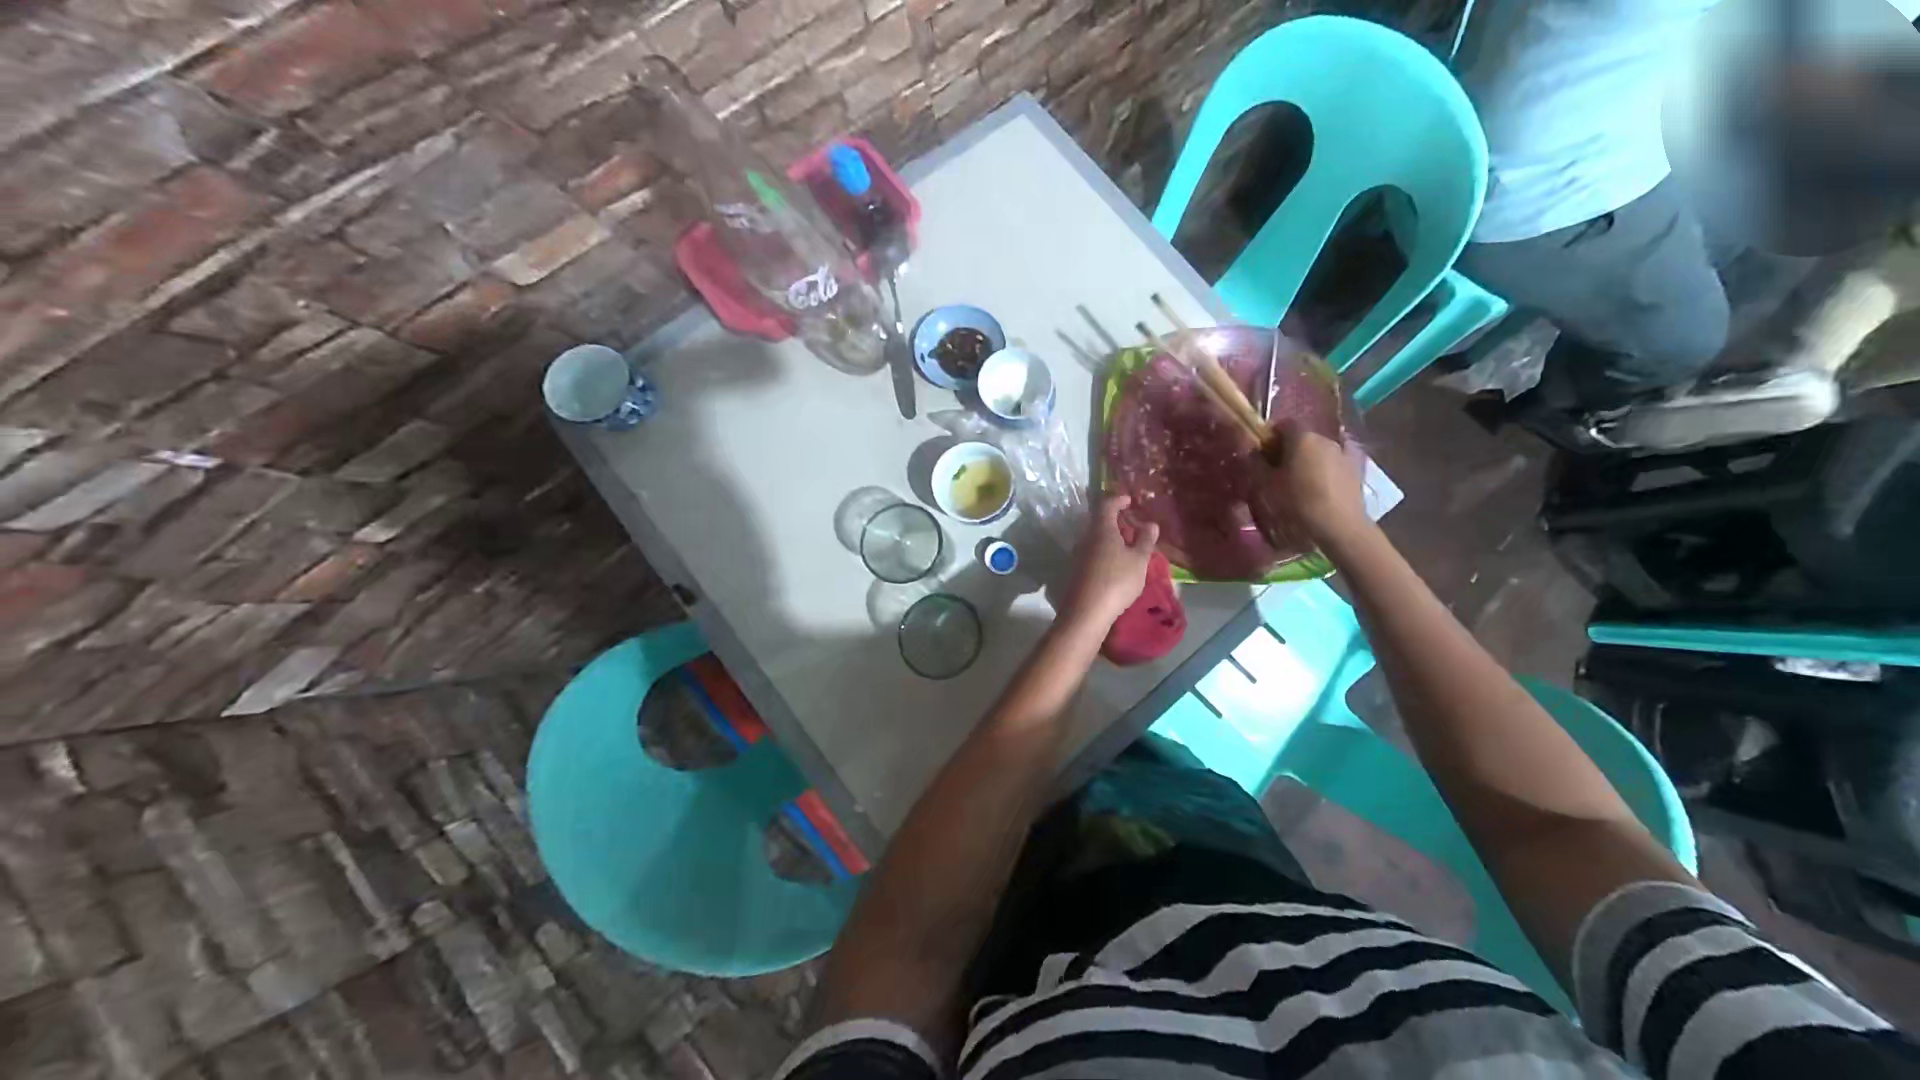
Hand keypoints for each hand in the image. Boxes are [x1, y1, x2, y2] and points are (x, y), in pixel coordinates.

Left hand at [1060, 495, 1159, 630]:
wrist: (1087, 611)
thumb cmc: (1117, 580)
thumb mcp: (1138, 560)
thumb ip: (1145, 540)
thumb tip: (1150, 523)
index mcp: (1101, 530)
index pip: (1106, 505)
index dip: (1118, 500)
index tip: (1129, 500)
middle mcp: (1086, 538)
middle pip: (1099, 522)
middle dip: (1115, 520)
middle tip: (1131, 523)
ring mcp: (1078, 555)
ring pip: (1095, 539)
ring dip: (1110, 538)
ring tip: (1127, 544)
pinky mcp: (1076, 571)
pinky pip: (1092, 553)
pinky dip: (1104, 552)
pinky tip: (1115, 563)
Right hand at [1251, 425, 1367, 546]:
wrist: (1339, 528)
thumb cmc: (1297, 503)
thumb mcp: (1265, 486)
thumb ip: (1256, 464)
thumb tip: (1254, 452)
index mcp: (1302, 437)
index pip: (1283, 424)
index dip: (1270, 437)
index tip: (1261, 455)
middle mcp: (1326, 439)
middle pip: (1302, 437)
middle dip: (1289, 450)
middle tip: (1276, 472)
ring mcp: (1344, 454)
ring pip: (1319, 452)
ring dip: (1307, 462)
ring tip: (1298, 485)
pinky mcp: (1356, 471)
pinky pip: (1333, 465)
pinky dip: (1324, 472)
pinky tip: (1318, 490)